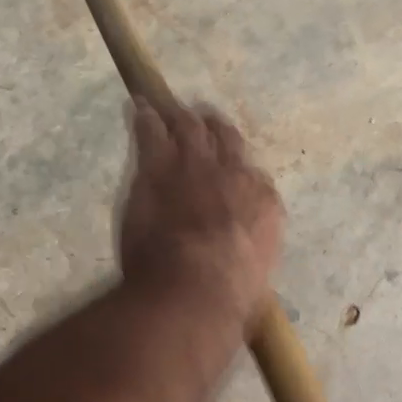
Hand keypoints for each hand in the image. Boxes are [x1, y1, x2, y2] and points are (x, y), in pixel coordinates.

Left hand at [118, 100, 283, 323]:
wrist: (197, 283)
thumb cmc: (230, 295)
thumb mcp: (254, 277)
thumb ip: (248, 257)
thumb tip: (240, 264)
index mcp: (263, 203)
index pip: (254, 177)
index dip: (239, 168)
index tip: (232, 167)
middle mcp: (234, 174)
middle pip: (225, 139)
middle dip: (214, 127)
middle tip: (205, 117)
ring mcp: (196, 165)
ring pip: (189, 128)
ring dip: (180, 116)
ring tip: (171, 106)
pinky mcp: (158, 165)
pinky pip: (152, 132)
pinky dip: (146, 118)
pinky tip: (139, 108)